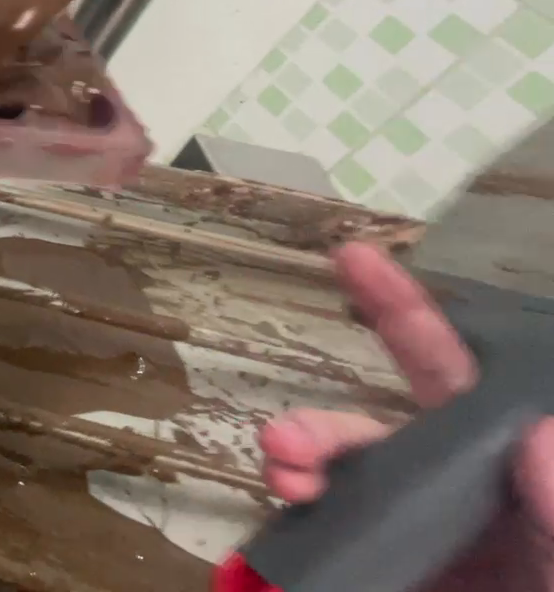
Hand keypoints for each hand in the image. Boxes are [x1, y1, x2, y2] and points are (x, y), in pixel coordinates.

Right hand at [259, 243, 553, 590]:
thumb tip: (536, 428)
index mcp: (509, 474)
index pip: (459, 380)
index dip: (406, 312)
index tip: (354, 256)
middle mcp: (455, 491)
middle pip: (371, 430)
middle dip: (319, 424)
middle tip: (286, 440)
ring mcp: (407, 526)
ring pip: (332, 473)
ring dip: (297, 457)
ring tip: (283, 470)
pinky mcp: (370, 556)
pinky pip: (314, 513)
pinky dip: (290, 494)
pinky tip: (288, 497)